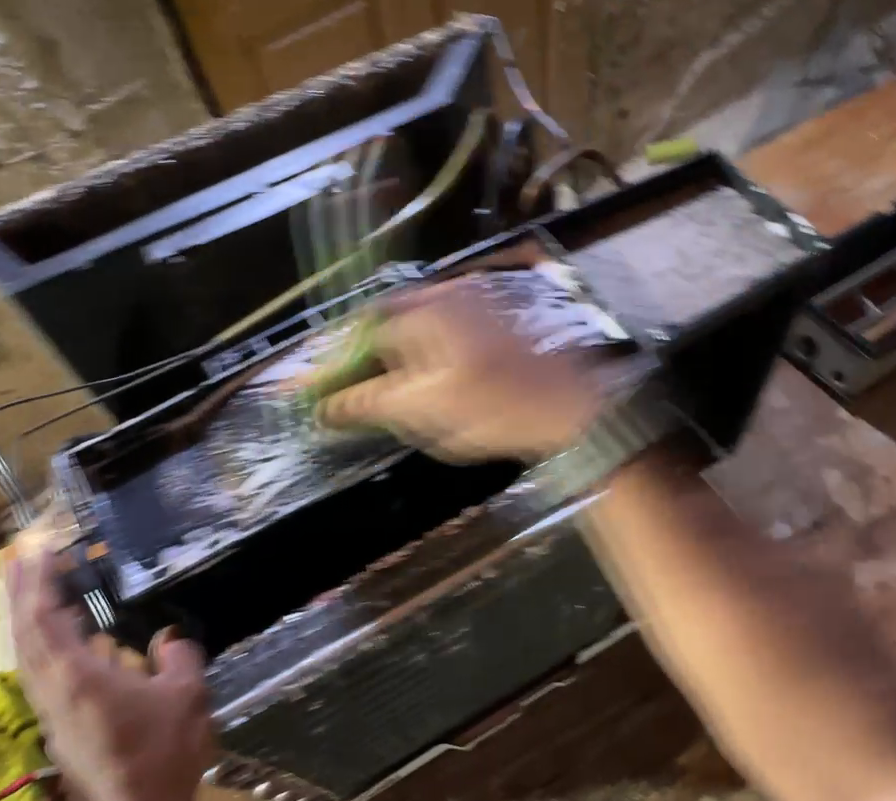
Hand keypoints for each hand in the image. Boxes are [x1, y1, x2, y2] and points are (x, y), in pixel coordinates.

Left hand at [4, 542, 212, 800]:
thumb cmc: (164, 753)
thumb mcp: (186, 696)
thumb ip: (179, 658)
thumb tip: (168, 638)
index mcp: (77, 677)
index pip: (45, 619)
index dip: (38, 581)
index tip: (38, 548)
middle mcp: (52, 692)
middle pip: (24, 634)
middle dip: (20, 592)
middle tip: (19, 556)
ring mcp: (50, 715)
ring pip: (27, 658)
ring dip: (26, 620)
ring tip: (32, 592)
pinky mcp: (60, 733)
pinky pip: (40, 677)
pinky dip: (42, 648)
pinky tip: (62, 646)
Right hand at [314, 277, 604, 461]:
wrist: (577, 410)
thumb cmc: (495, 408)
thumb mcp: (423, 409)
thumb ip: (368, 403)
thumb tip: (324, 408)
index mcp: (425, 308)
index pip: (362, 329)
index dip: (337, 363)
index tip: (318, 394)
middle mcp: (449, 294)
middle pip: (389, 324)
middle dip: (364, 361)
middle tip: (349, 399)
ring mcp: (478, 307)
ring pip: (418, 331)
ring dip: (394, 362)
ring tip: (383, 399)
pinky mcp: (499, 326)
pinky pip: (445, 337)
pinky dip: (424, 361)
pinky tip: (427, 390)